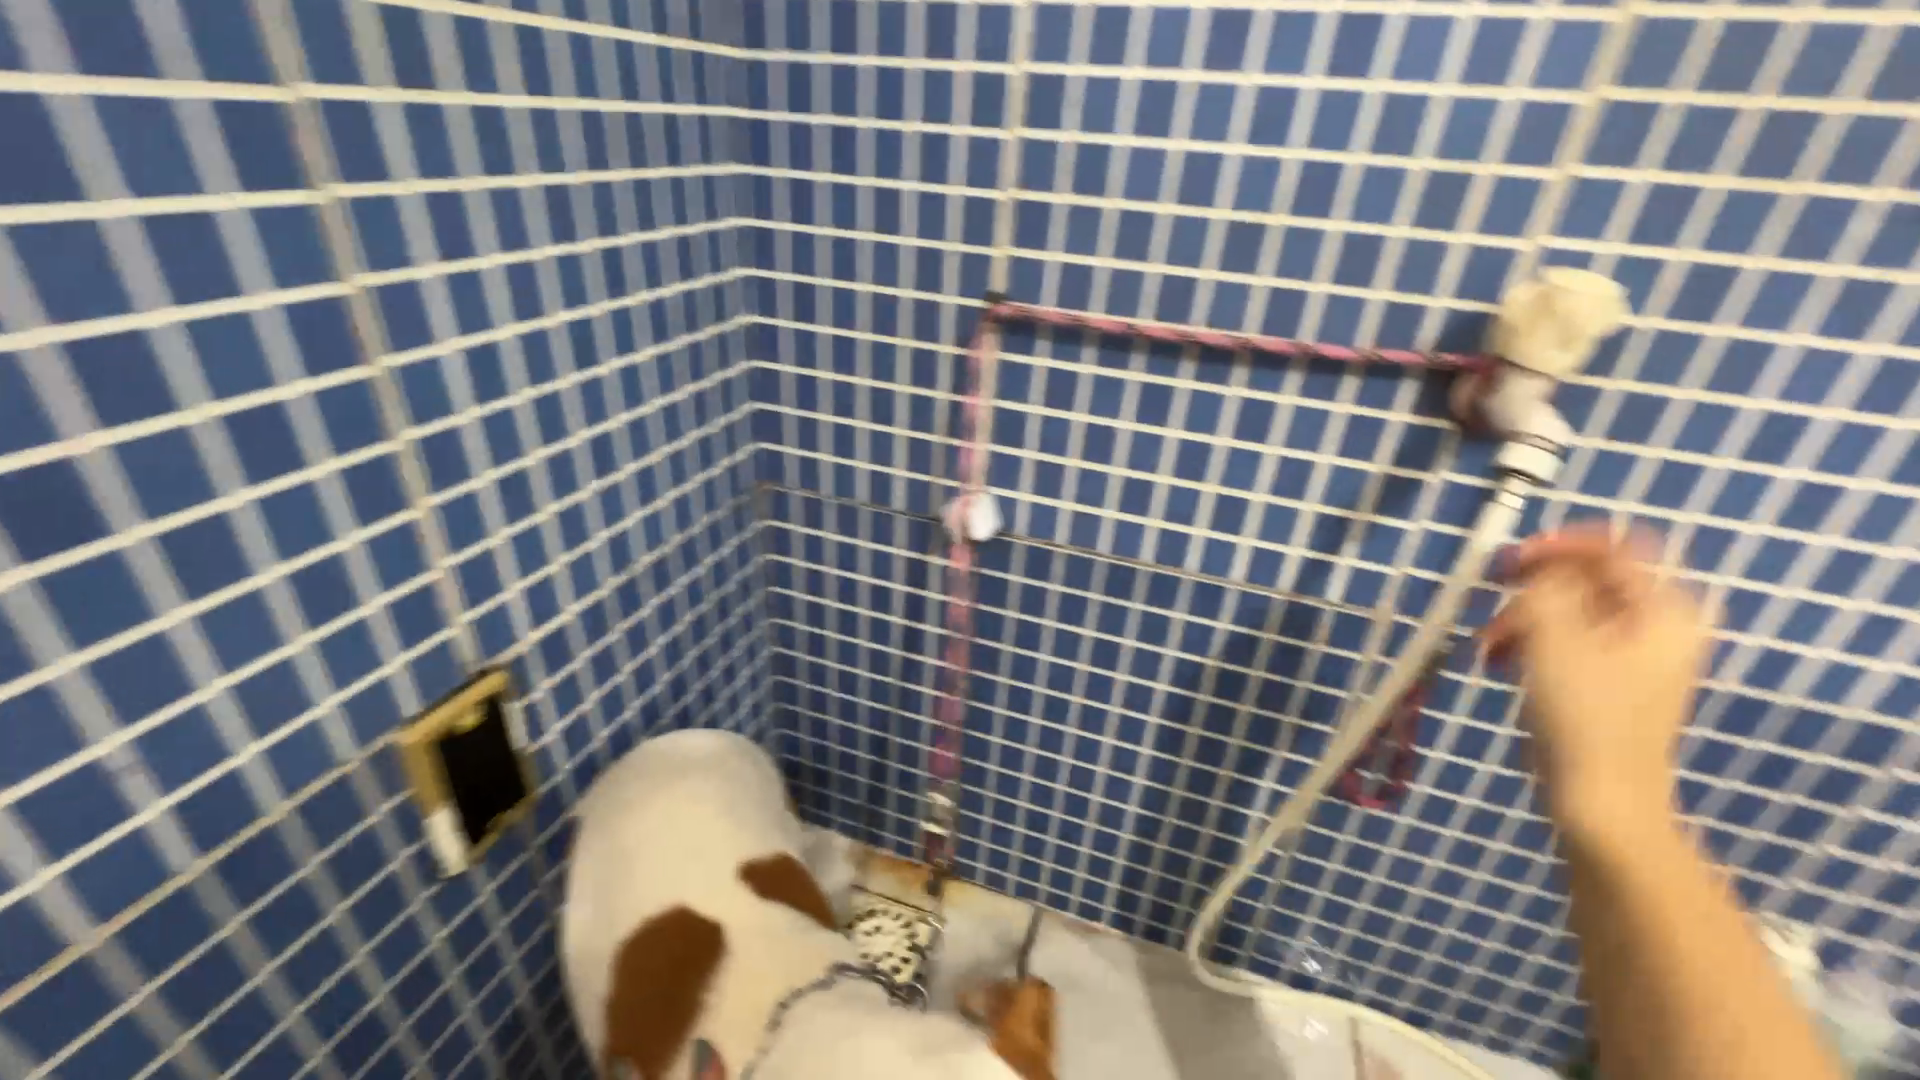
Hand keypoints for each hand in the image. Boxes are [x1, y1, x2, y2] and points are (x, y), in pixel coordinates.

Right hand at [1484, 525, 1709, 824]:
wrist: (1602, 799)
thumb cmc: (1583, 714)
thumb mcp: (1555, 638)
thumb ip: (1548, 587)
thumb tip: (1541, 565)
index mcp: (1664, 610)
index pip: (1615, 548)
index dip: (1559, 544)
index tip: (1509, 560)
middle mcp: (1658, 627)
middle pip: (1588, 579)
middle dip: (1533, 588)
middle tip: (1493, 599)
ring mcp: (1634, 657)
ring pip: (1570, 611)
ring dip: (1523, 618)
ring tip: (1489, 642)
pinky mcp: (1607, 681)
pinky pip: (1566, 641)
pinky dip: (1531, 643)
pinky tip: (1500, 660)